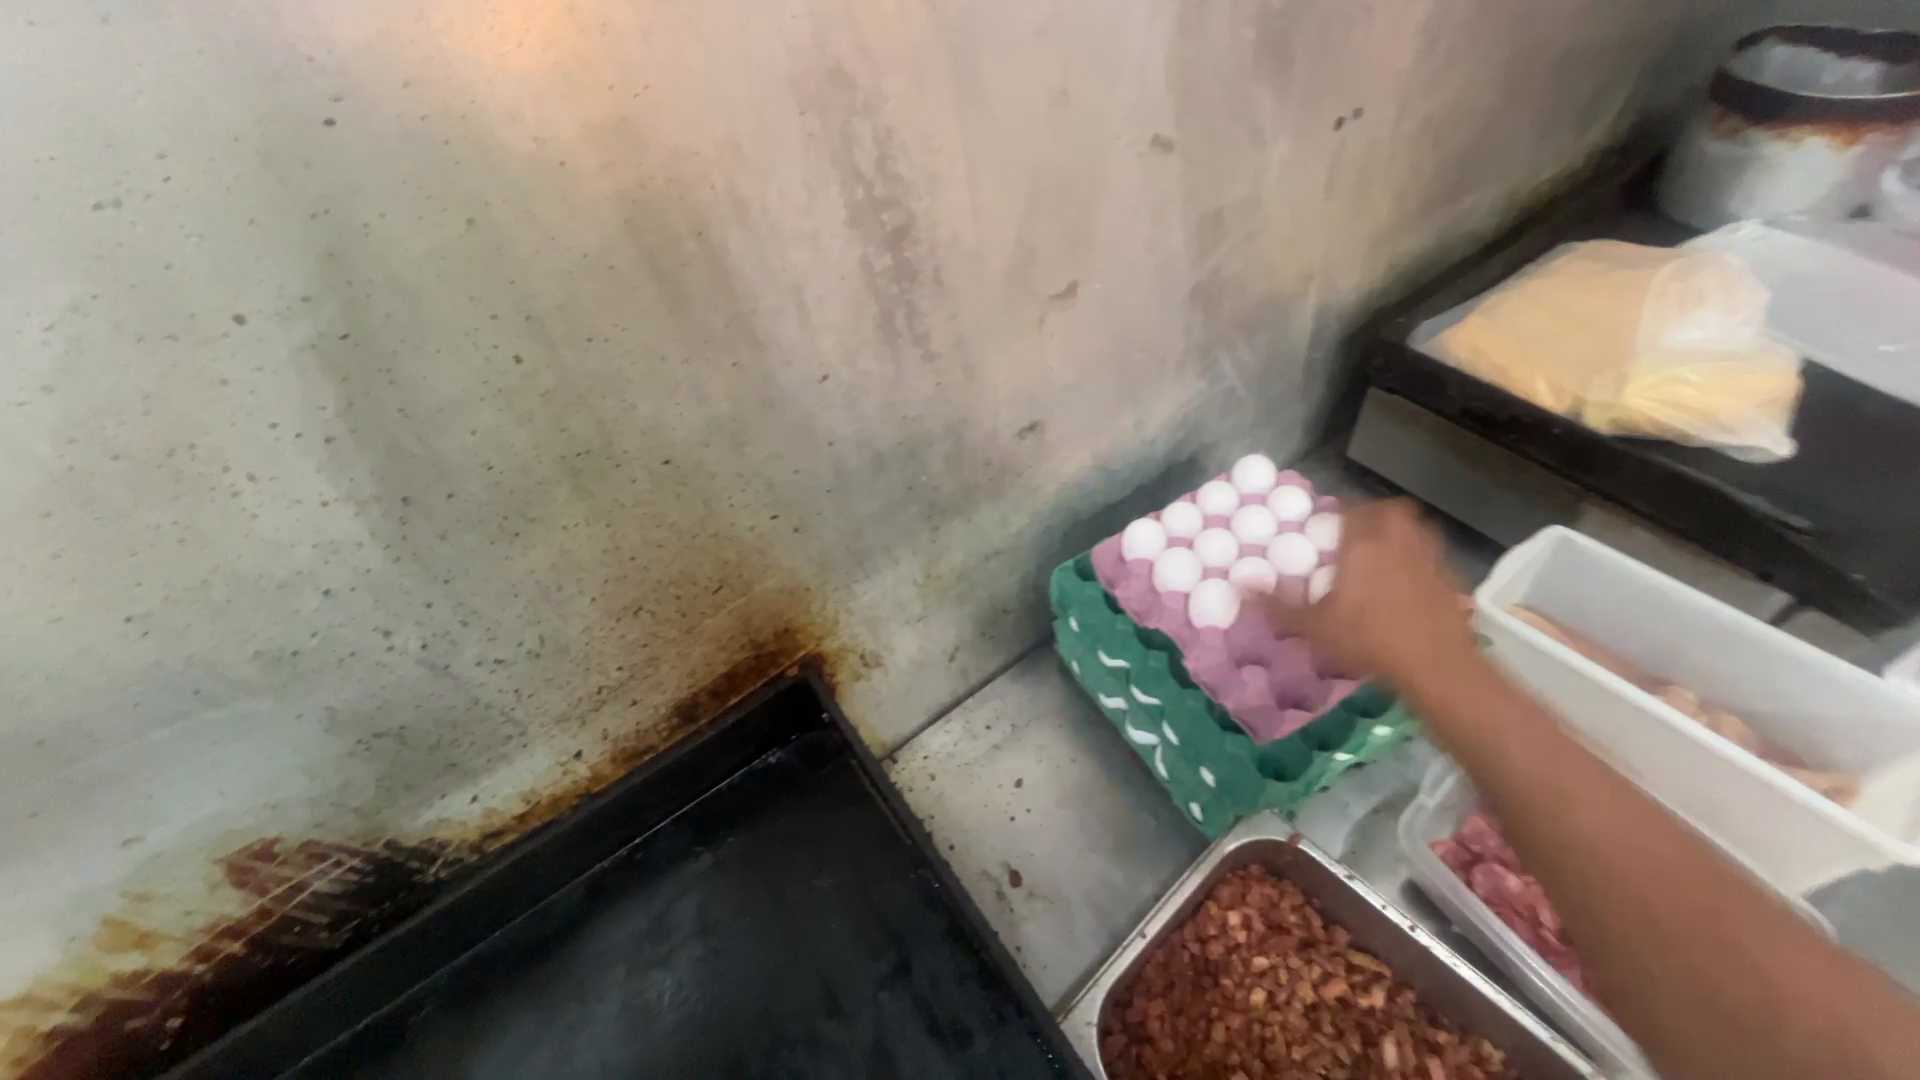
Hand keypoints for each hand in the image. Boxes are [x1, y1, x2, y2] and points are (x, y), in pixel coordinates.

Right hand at [1270, 499, 1473, 683]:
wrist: (1434, 664)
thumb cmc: (1367, 639)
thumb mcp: (1312, 626)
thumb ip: (1277, 603)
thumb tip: (1240, 582)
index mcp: (1362, 545)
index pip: (1352, 509)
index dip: (1341, 509)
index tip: (1329, 519)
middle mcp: (1398, 543)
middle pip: (1394, 510)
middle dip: (1377, 513)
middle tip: (1360, 529)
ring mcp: (1429, 560)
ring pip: (1420, 529)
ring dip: (1404, 532)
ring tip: (1388, 549)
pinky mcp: (1451, 582)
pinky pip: (1435, 558)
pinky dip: (1422, 561)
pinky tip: (1411, 582)